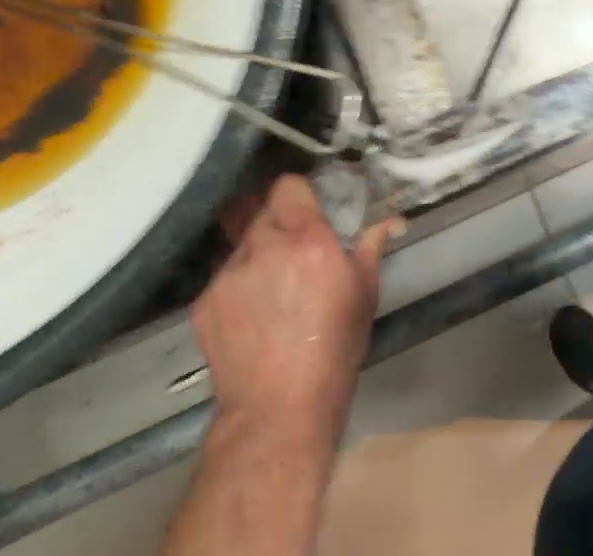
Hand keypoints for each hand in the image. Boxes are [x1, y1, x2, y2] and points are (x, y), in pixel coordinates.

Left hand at [192, 175, 395, 445]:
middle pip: (261, 210)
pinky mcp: (203, 303)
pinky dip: (239, 285)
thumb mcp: (365, 294)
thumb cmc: (334, 347)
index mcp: (307, 239)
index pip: (288, 185)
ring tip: (273, 284)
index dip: (300, 193)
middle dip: (280, 222)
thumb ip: (369, 248)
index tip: (312, 208)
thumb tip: (389, 221)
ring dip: (258, 252)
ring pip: (240, 243)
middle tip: (296, 246)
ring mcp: (227, 274)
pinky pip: (223, 278)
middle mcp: (262, 246)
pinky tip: (252, 313)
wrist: (279, 406)